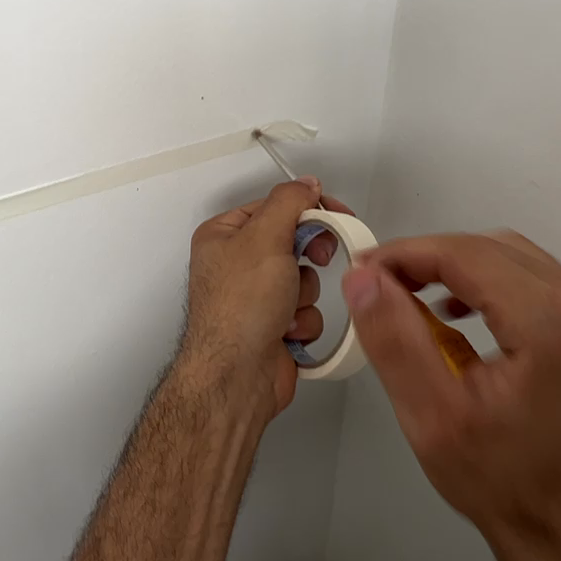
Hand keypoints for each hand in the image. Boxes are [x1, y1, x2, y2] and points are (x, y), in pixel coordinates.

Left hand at [180, 178, 355, 417]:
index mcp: (224, 235)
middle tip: (316, 259)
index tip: (336, 213)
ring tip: (282, 309)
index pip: (275, 206)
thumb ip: (288, 203)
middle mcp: (236, 264)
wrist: (238, 376)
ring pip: (305, 279)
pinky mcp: (273, 326)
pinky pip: (306, 312)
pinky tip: (284, 333)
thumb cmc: (238, 311)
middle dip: (306, 259)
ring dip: (303, 295)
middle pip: (294, 242)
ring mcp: (255, 297)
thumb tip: (305, 184)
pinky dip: (302, 322)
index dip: (308, 209)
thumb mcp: (265, 238)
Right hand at [341, 231, 560, 537]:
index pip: (467, 256)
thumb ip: (393, 338)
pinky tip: (455, 312)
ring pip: (510, 256)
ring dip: (454, 267)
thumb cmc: (499, 479)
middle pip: (489, 248)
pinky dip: (485, 282)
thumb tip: (363, 278)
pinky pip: (531, 276)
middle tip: (376, 284)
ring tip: (407, 295)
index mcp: (557, 326)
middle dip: (426, 258)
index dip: (405, 255)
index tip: (361, 269)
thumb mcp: (429, 415)